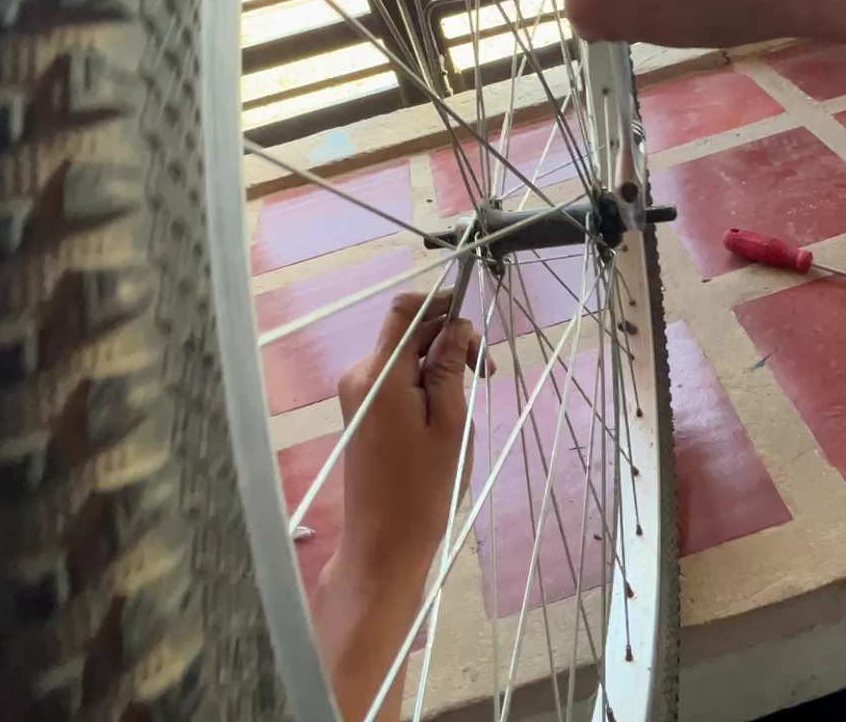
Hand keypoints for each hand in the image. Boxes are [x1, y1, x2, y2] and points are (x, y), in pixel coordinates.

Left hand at [331, 291, 481, 579]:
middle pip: (409, 331)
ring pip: (406, 353)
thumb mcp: (450, 420)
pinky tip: (449, 401)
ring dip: (441, 359)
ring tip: (475, 387)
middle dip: (450, 338)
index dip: (440, 301)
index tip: (474, 317)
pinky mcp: (363, 408)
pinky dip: (426, 377)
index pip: (405, 310)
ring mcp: (358, 392)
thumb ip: (449, 365)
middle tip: (487, 369)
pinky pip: (398, 376)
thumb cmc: (424, 486)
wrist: (384, 543)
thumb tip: (457, 323)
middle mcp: (362, 374)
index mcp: (380, 374)